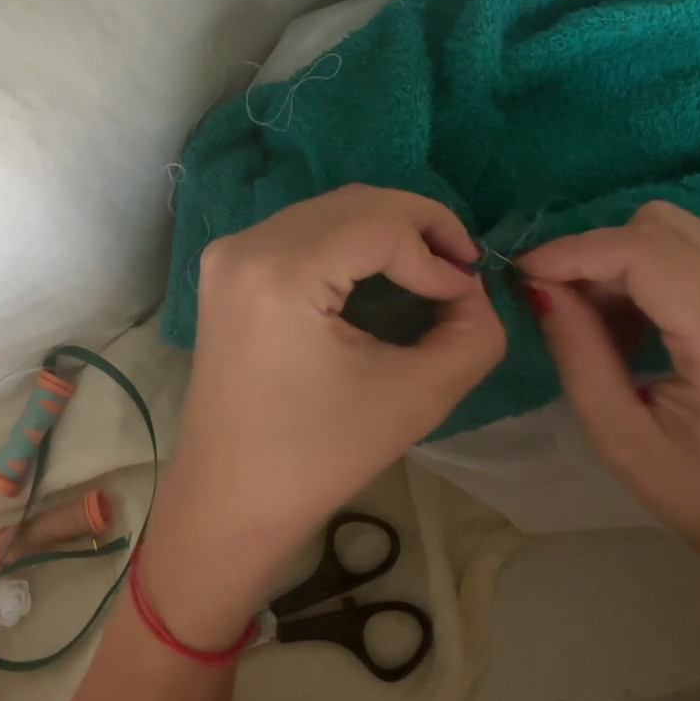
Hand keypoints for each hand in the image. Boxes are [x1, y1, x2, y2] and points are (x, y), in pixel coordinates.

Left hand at [142, 185, 503, 643]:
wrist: (229, 497)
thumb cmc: (317, 458)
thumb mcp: (415, 397)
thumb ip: (471, 335)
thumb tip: (473, 289)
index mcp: (280, 273)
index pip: (379, 223)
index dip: (435, 248)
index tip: (467, 292)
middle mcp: (246, 246)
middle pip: (352, 203)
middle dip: (417, 225)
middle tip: (461, 268)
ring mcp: (228, 252)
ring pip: (328, 210)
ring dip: (385, 228)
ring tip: (430, 267)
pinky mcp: (225, 268)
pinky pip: (301, 230)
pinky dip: (348, 239)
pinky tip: (381, 270)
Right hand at [517, 201, 699, 601]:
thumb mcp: (625, 443)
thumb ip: (577, 353)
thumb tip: (537, 285)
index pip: (646, 252)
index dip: (574, 250)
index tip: (525, 272)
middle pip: (664, 225)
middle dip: (601, 254)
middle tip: (570, 306)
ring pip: (685, 232)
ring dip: (630, 261)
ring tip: (613, 323)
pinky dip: (663, 273)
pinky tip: (654, 325)